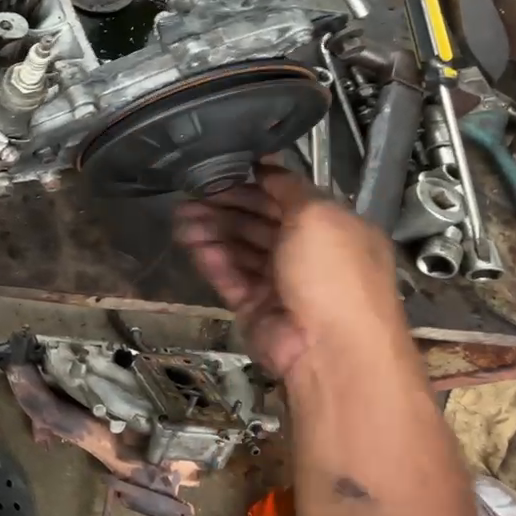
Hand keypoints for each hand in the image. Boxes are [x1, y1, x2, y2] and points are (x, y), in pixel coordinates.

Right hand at [173, 168, 404, 377]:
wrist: (329, 350)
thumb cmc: (332, 275)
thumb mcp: (319, 216)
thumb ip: (289, 187)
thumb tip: (266, 166)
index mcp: (334, 229)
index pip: (287, 199)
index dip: (252, 185)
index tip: (218, 176)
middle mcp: (309, 254)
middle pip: (258, 223)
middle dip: (224, 208)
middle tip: (188, 199)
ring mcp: (281, 282)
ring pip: (240, 248)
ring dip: (211, 232)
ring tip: (180, 222)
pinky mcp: (256, 305)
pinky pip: (230, 276)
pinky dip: (212, 260)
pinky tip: (192, 246)